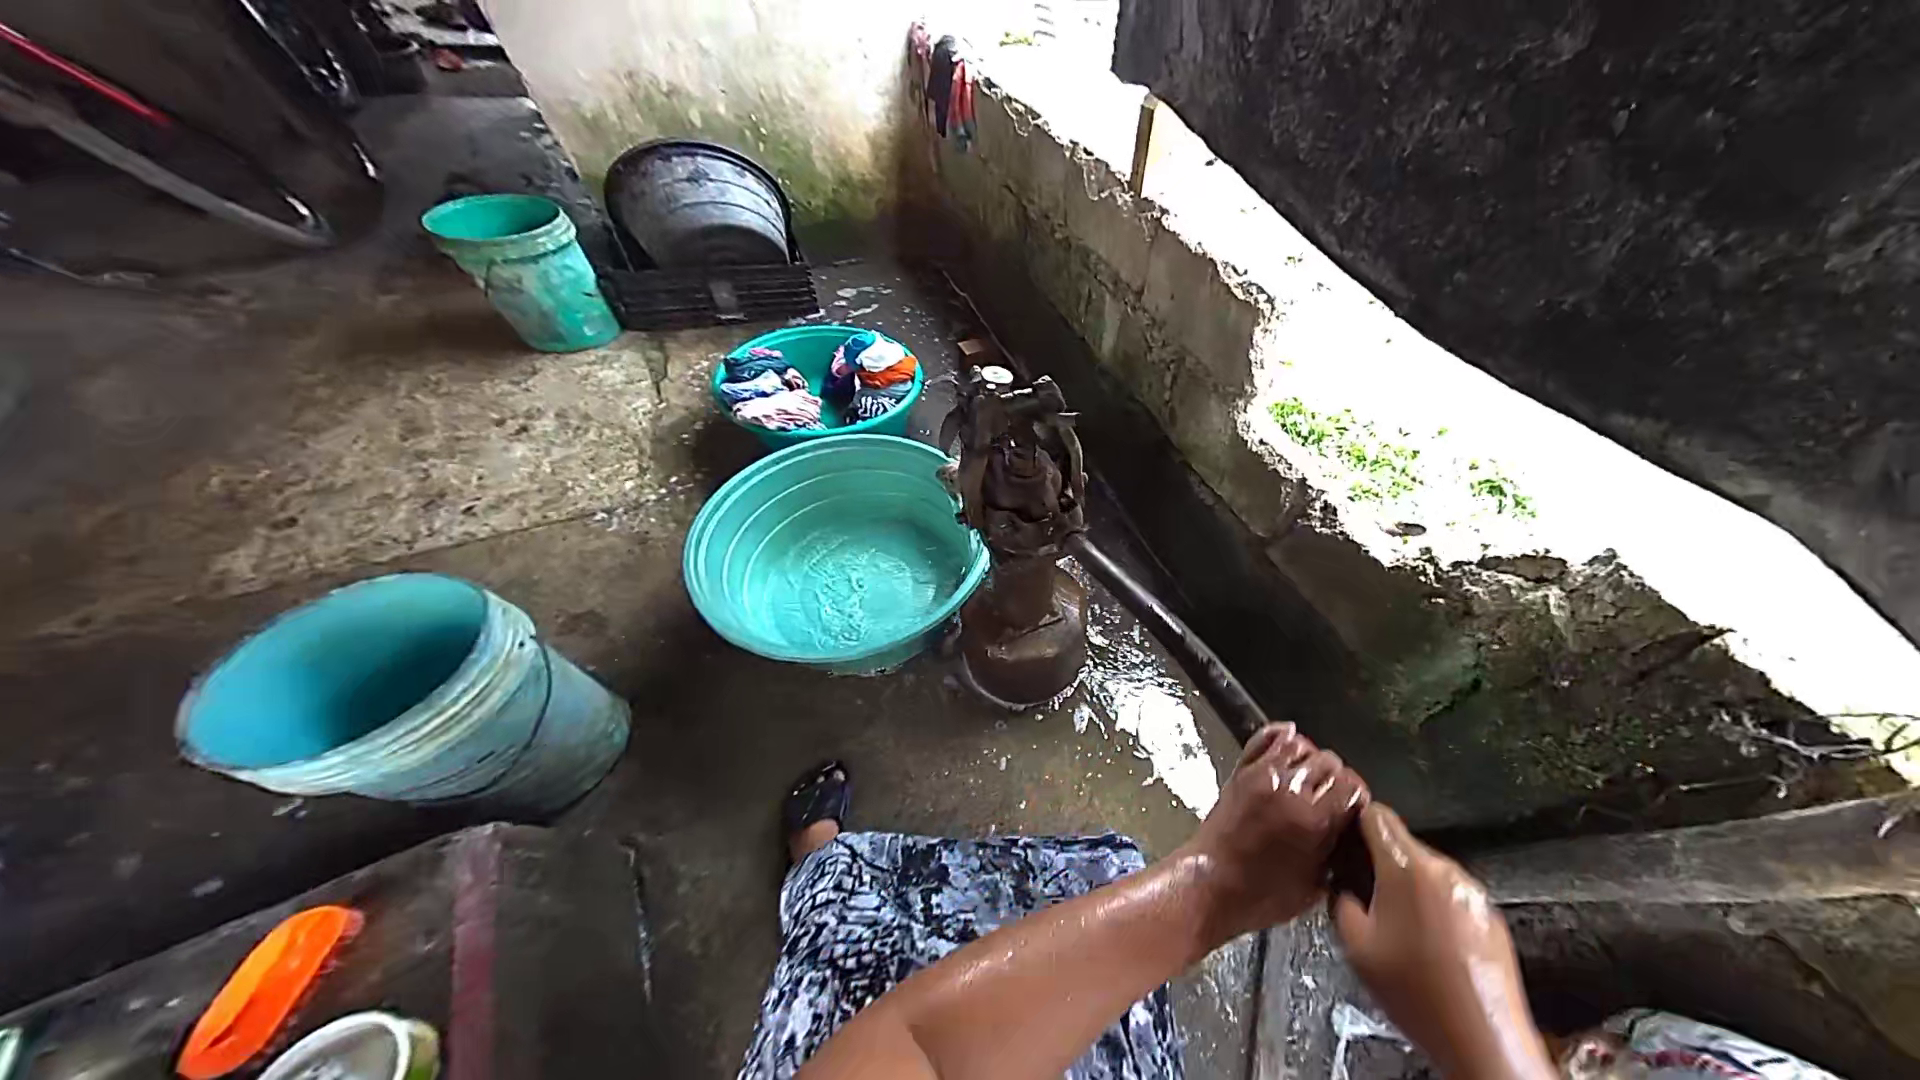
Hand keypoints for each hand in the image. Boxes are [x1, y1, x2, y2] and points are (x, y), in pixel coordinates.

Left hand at [1178, 723, 1367, 940]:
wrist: (1213, 880)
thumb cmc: (1265, 893)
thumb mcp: (1317, 880)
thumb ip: (1337, 846)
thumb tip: (1348, 824)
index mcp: (1313, 819)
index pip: (1351, 786)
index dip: (1358, 795)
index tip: (1355, 805)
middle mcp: (1289, 789)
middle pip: (1328, 762)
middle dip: (1337, 777)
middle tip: (1333, 793)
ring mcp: (1261, 774)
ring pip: (1298, 745)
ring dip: (1310, 757)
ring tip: (1310, 774)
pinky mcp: (1240, 770)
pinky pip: (1264, 739)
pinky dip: (1279, 737)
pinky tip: (1288, 744)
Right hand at [1331, 804, 1556, 1079]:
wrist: (1484, 1044)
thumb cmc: (1413, 990)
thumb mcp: (1354, 943)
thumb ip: (1340, 898)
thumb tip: (1343, 883)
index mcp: (1407, 867)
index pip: (1377, 814)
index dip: (1355, 821)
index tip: (1342, 839)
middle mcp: (1444, 870)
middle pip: (1401, 843)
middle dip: (1380, 860)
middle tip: (1365, 893)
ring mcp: (1473, 893)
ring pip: (1426, 869)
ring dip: (1408, 883)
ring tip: (1397, 922)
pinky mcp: (1492, 917)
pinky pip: (1450, 894)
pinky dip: (1433, 904)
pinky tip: (1429, 941)